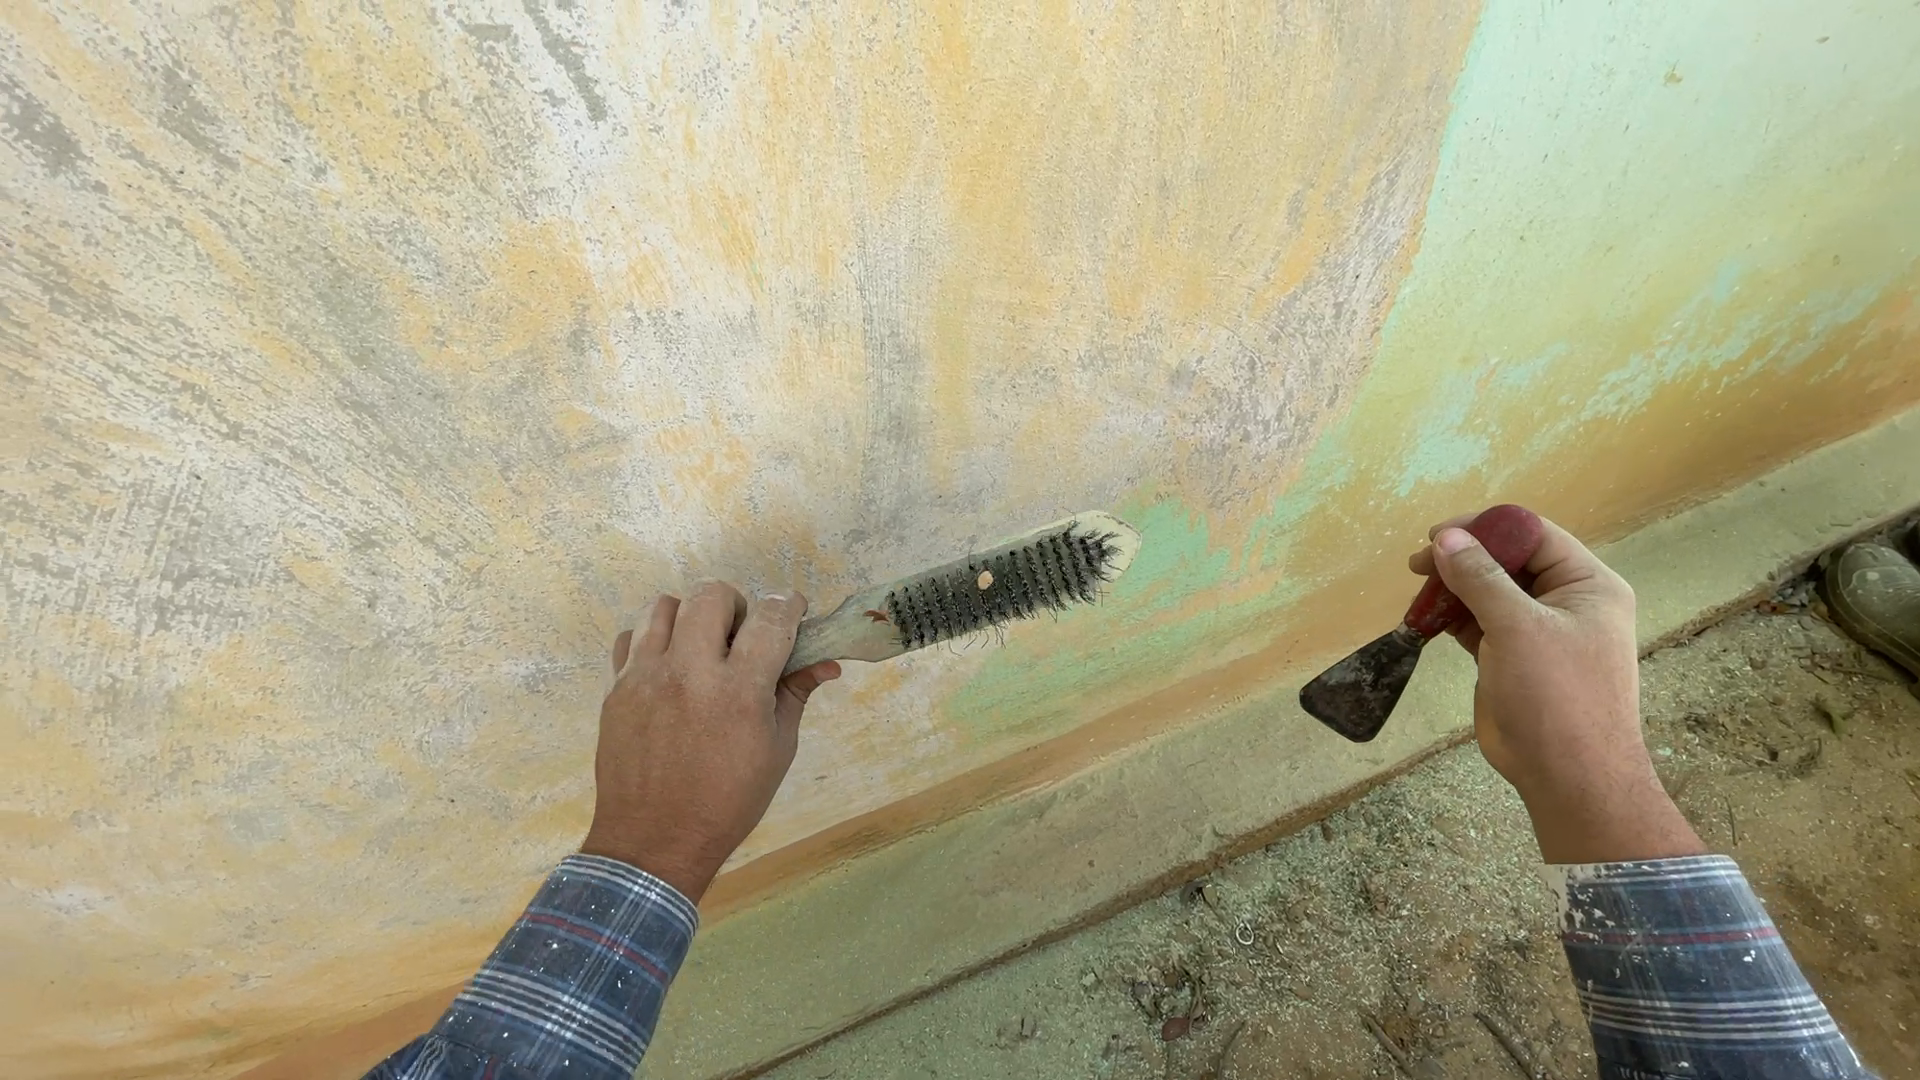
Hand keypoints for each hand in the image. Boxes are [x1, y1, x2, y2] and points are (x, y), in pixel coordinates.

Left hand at [579, 582, 840, 901]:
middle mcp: (690, 673)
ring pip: (664, 605)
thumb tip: (826, 663)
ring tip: (699, 647)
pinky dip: (652, 641)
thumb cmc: (729, 801)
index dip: (789, 605)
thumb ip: (796, 694)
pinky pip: (631, 637)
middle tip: (740, 636)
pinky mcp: (615, 689)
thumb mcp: (778, 750)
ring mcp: (646, 677)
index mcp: (740, 691)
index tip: (793, 610)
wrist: (654, 843)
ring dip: (690, 616)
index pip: (771, 619)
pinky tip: (666, 668)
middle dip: (736, 606)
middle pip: (711, 595)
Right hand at [1410, 513, 1703, 863]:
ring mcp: (1536, 629)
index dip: (1484, 528)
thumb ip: (1480, 577)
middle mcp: (1564, 601)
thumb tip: (1444, 537)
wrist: (1566, 773)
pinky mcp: (1509, 654)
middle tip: (1416, 564)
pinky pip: (1475, 620)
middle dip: (1460, 558)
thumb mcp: (1518, 627)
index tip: (1435, 535)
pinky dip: (1448, 615)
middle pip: (1506, 560)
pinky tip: (1422, 618)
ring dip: (1449, 587)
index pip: (1532, 535)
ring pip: (1486, 590)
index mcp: (1586, 585)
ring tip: (1416, 594)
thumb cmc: (1555, 694)